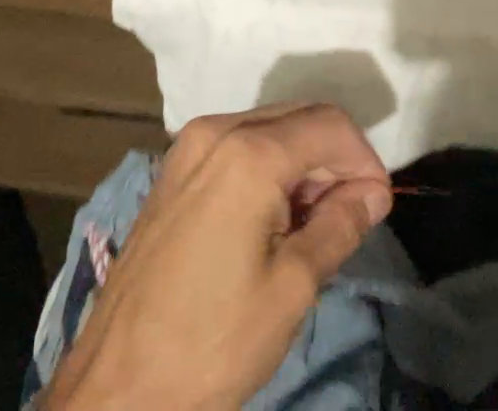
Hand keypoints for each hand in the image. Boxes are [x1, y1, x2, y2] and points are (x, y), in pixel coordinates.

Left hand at [44, 104, 391, 410]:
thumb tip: (371, 192)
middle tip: (348, 219)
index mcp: (246, 153)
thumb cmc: (214, 338)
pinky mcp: (173, 171)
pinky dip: (269, 169)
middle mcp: (213, 131)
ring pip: (269, 129)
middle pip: (299, 117)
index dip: (365, 161)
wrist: (121, 380)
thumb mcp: (294, 286)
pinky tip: (274, 220)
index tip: (376, 209)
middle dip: (335, 159)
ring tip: (313, 227)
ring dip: (303, 164)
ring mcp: (186, 148)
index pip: (331, 125)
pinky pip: (237, 147)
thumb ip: (340, 224)